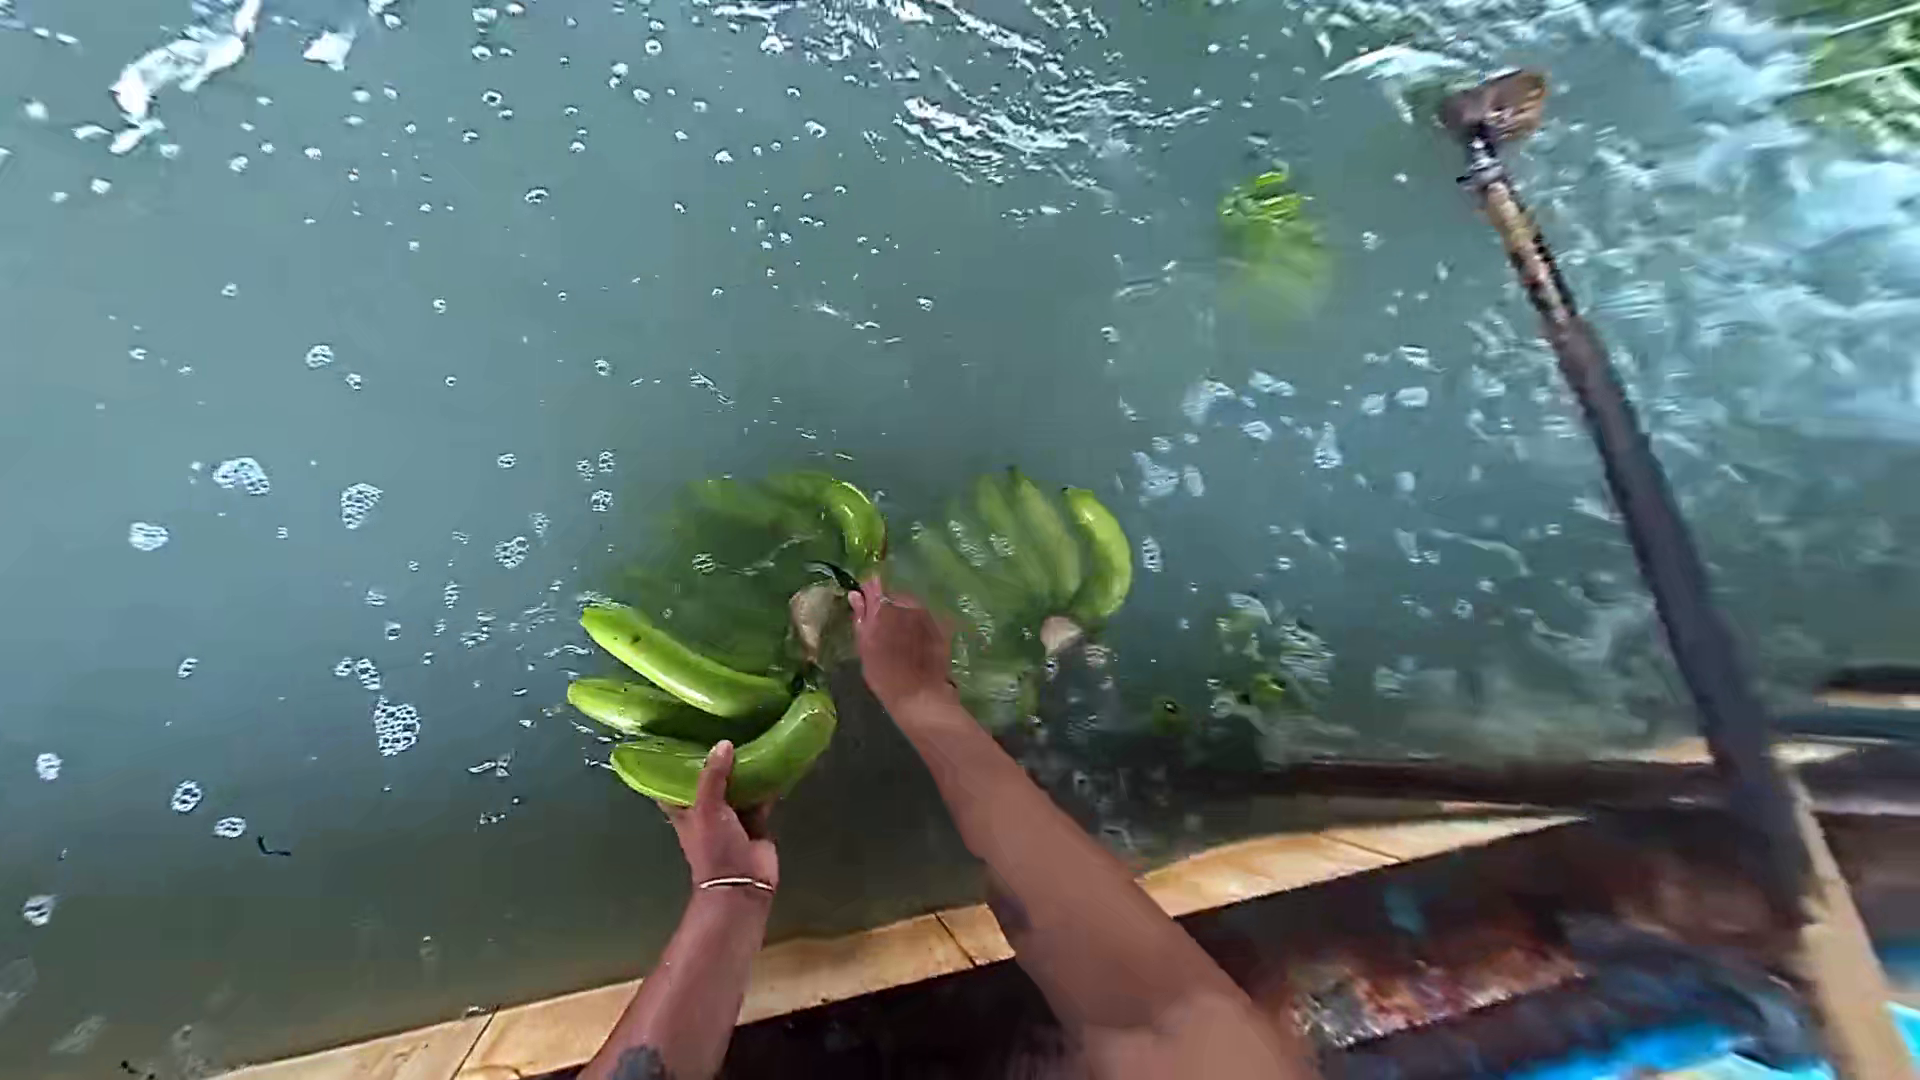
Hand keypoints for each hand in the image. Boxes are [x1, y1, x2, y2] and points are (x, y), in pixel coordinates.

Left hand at [663, 741, 778, 891]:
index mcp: (687, 810)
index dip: (674, 765)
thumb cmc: (714, 848)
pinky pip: (762, 794)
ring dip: (745, 768)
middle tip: (725, 729)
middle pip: (710, 780)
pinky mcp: (757, 819)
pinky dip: (768, 781)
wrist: (743, 882)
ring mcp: (733, 815)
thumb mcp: (707, 809)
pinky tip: (776, 760)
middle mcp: (708, 810)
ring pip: (738, 785)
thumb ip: (713, 776)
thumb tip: (724, 743)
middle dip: (717, 760)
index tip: (680, 740)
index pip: (673, 784)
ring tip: (753, 736)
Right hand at [847, 576, 957, 712]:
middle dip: (888, 607)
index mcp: (883, 608)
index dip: (870, 595)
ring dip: (904, 615)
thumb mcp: (865, 647)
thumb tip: (855, 595)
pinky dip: (918, 624)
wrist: (919, 694)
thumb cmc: (884, 675)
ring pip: (910, 605)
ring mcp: (925, 614)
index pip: (874, 588)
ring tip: (900, 637)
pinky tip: (916, 642)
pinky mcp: (940, 624)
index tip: (867, 605)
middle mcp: (906, 605)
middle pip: (894, 596)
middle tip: (884, 628)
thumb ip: (860, 618)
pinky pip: (924, 616)